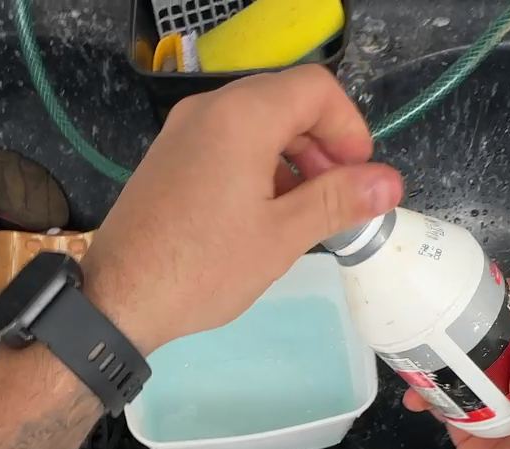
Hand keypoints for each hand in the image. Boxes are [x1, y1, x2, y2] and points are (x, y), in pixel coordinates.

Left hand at [80, 66, 404, 353]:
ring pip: (253, 127)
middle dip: (321, 145)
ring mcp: (180, 134)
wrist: (119, 299)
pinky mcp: (166, 161)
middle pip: (284, 103)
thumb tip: (390, 182)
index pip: (315, 89)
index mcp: (242, 116)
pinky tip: (259, 216)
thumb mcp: (281, 237)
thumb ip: (337, 201)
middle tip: (336, 197)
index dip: (349, 128)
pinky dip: (254, 168)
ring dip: (289, 160)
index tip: (360, 175)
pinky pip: (223, 147)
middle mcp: (208, 111)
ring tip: (301, 214)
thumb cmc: (203, 269)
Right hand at [402, 278, 509, 448]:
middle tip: (448, 314)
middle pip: (508, 335)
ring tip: (421, 355)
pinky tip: (415, 397)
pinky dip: (430, 396)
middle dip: (481, 321)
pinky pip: (448, 402)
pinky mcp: (471, 429)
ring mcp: (499, 405)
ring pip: (472, 366)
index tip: (506, 290)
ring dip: (447, 359)